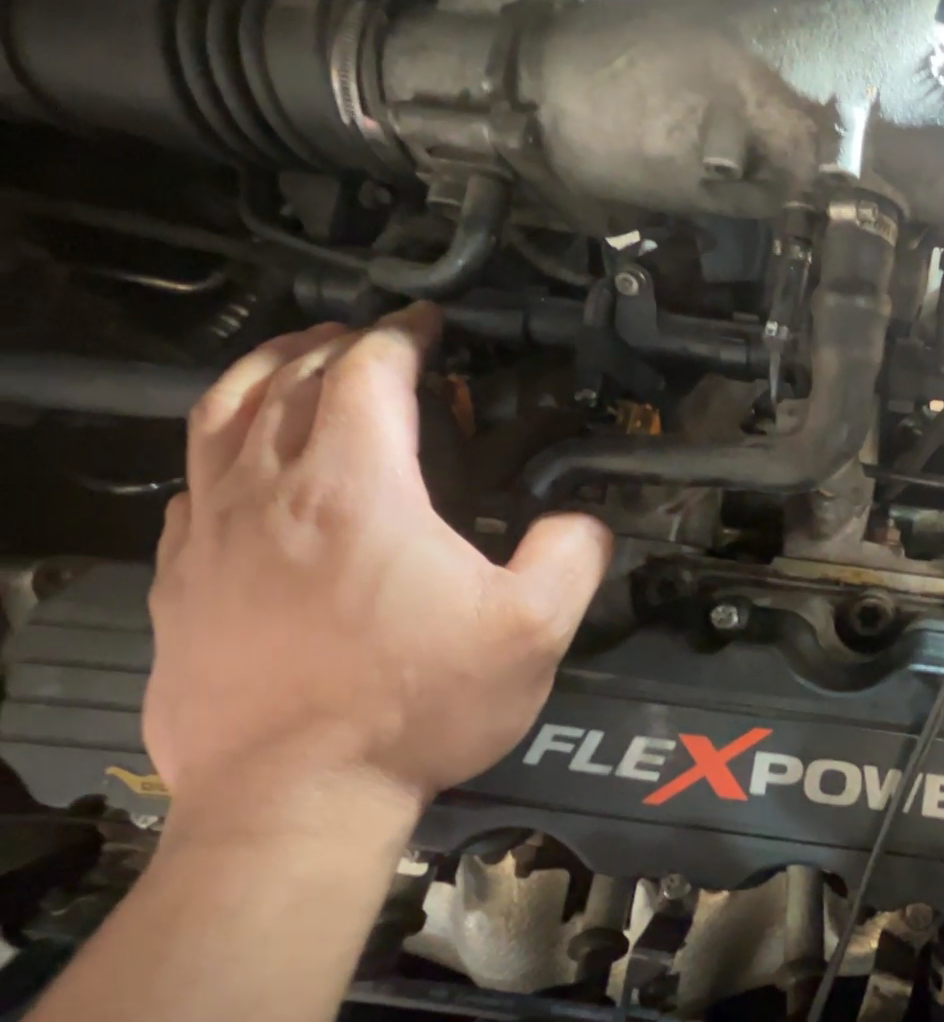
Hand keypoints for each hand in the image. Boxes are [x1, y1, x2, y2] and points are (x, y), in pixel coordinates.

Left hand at [145, 303, 612, 832]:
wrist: (292, 801)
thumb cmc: (416, 705)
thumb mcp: (534, 629)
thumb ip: (573, 554)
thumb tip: (581, 520)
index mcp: (356, 491)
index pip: (366, 374)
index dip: (401, 336)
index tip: (429, 326)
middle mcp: (269, 495)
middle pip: (284, 379)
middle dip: (332, 343)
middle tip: (371, 337)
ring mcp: (209, 538)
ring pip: (218, 418)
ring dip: (263, 374)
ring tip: (297, 364)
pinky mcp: (178, 584)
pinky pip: (192, 485)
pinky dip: (224, 448)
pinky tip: (250, 465)